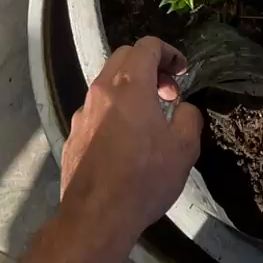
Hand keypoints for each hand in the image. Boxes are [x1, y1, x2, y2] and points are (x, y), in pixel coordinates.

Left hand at [59, 37, 202, 247]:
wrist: (95, 217)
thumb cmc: (144, 177)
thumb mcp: (184, 148)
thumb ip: (190, 117)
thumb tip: (184, 109)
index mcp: (130, 83)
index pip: (148, 45)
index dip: (169, 52)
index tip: (182, 71)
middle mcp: (102, 90)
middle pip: (125, 57)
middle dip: (150, 67)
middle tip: (168, 93)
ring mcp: (83, 112)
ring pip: (107, 84)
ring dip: (131, 89)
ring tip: (148, 119)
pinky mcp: (73, 135)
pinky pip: (96, 110)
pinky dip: (114, 112)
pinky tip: (124, 142)